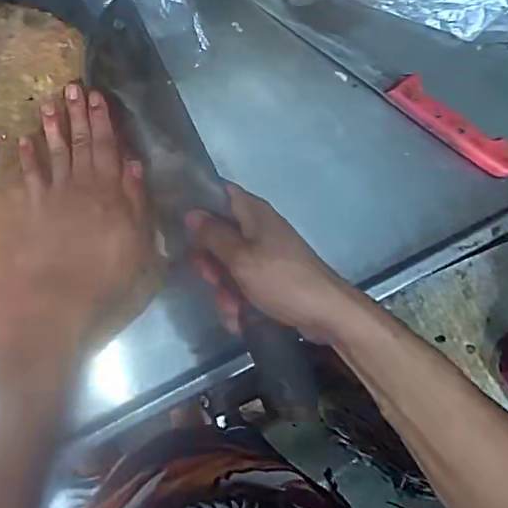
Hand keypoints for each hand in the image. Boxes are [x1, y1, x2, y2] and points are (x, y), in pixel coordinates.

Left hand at [0, 84, 152, 394]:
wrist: (61, 299)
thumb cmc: (110, 277)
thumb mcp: (142, 245)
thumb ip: (138, 202)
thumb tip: (135, 164)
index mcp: (111, 192)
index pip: (109, 147)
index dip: (104, 119)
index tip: (98, 95)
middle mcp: (81, 186)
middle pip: (81, 143)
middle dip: (78, 113)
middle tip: (72, 86)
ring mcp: (54, 196)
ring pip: (54, 153)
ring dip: (52, 127)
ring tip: (48, 102)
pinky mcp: (33, 210)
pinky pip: (30, 177)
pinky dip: (27, 158)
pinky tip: (23, 139)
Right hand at [185, 182, 371, 344]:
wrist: (328, 315)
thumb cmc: (282, 280)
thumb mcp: (240, 258)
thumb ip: (212, 235)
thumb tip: (192, 213)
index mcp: (253, 213)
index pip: (219, 191)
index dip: (198, 200)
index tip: (178, 218)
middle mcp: (260, 226)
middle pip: (219, 231)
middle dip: (208, 256)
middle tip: (206, 274)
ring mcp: (267, 251)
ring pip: (229, 259)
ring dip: (222, 284)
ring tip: (227, 306)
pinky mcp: (272, 273)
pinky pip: (244, 278)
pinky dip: (238, 295)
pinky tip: (237, 316)